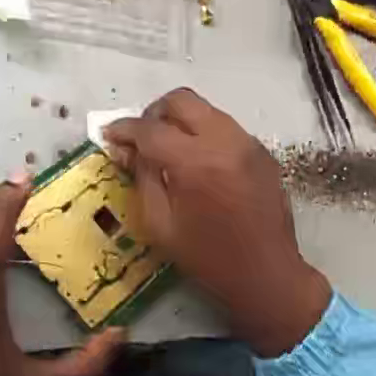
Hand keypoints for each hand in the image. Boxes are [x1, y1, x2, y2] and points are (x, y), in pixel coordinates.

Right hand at [104, 89, 329, 356]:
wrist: (267, 275)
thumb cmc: (207, 258)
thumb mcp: (159, 224)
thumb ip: (141, 178)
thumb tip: (125, 150)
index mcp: (195, 162)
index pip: (150, 129)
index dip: (124, 129)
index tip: (108, 135)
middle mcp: (224, 141)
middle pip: (181, 100)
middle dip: (153, 114)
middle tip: (140, 139)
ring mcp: (247, 143)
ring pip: (205, 110)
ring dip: (180, 121)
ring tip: (166, 149)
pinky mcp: (261, 152)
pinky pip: (224, 127)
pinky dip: (203, 134)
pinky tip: (196, 162)